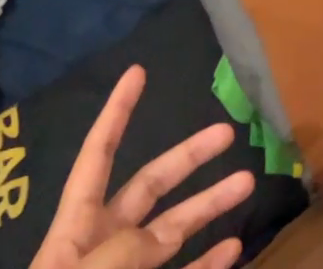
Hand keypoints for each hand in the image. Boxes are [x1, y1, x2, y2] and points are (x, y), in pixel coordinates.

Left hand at [28, 65, 254, 268]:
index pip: (98, 156)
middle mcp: (103, 246)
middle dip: (188, 158)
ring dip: (209, 208)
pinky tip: (234, 247)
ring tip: (247, 181)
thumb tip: (161, 236)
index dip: (117, 113)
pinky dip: (208, 264)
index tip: (138, 73)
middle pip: (150, 187)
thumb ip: (120, 253)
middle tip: (228, 132)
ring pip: (174, 232)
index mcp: (76, 228)